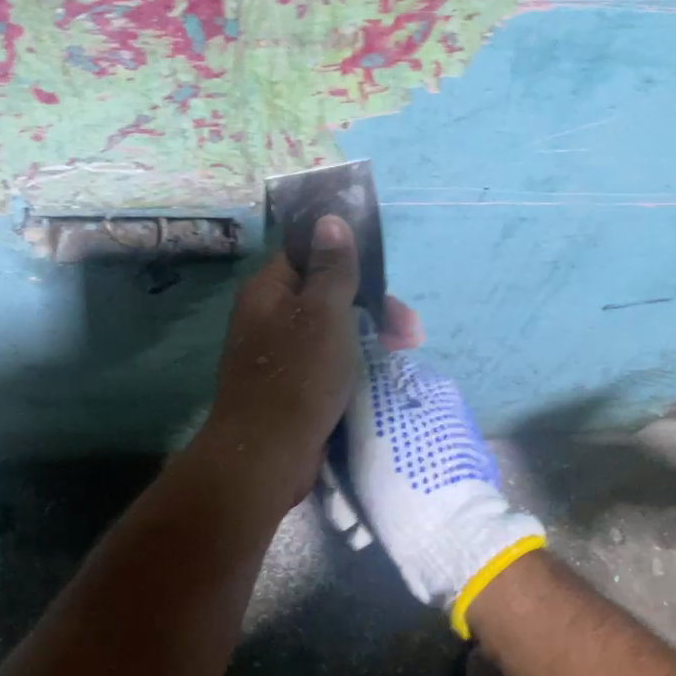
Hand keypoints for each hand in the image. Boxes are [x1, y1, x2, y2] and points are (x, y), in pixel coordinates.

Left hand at [194, 215, 419, 512]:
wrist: (266, 456)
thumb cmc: (298, 375)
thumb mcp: (323, 312)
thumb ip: (332, 267)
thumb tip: (330, 219)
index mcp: (268, 290)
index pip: (309, 255)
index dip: (349, 261)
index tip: (384, 279)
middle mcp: (268, 316)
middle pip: (326, 294)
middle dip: (371, 306)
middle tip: (409, 330)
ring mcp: (278, 353)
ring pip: (330, 330)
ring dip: (367, 335)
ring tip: (404, 350)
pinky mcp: (289, 386)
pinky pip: (326, 362)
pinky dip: (352, 362)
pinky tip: (379, 372)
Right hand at [344, 334, 544, 635]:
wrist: (448, 544)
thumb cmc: (404, 474)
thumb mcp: (372, 415)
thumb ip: (360, 370)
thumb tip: (355, 322)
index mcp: (424, 385)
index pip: (363, 375)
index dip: (336, 404)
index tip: (322, 432)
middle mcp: (427, 412)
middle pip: (360, 422)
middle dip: (339, 458)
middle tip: (335, 486)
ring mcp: (428, 451)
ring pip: (363, 458)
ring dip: (347, 487)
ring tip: (350, 513)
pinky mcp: (426, 487)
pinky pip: (380, 484)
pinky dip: (366, 504)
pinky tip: (362, 524)